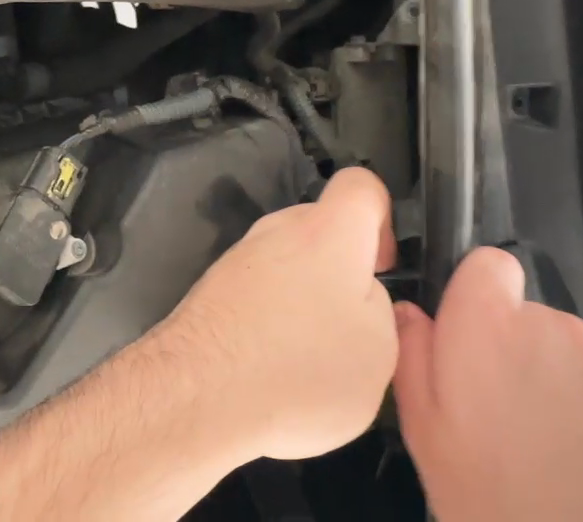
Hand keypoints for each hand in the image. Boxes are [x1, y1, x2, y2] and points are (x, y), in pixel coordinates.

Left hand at [146, 166, 399, 462]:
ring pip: (289, 260)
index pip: (361, 185)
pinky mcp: (213, 287)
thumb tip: (359, 293)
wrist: (199, 397)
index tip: (383, 264)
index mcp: (327, 233)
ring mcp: (239, 256)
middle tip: (351, 325)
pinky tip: (273, 362)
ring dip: (305, 296)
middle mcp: (277, 230)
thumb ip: (379, 306)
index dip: (382, 218)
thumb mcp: (379, 352)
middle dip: (342, 267)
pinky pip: (258, 288)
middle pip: (322, 227)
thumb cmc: (300, 371)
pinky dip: (271, 315)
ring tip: (309, 355)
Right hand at [392, 247, 582, 520]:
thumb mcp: (428, 439)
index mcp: (490, 327)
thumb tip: (411, 316)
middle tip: (498, 423)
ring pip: (566, 358)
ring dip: (554, 388)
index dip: (474, 297)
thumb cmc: (509, 506)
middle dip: (510, 355)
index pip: (486, 264)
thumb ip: (412, 359)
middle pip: (524, 319)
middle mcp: (555, 328)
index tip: (465, 343)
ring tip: (549, 460)